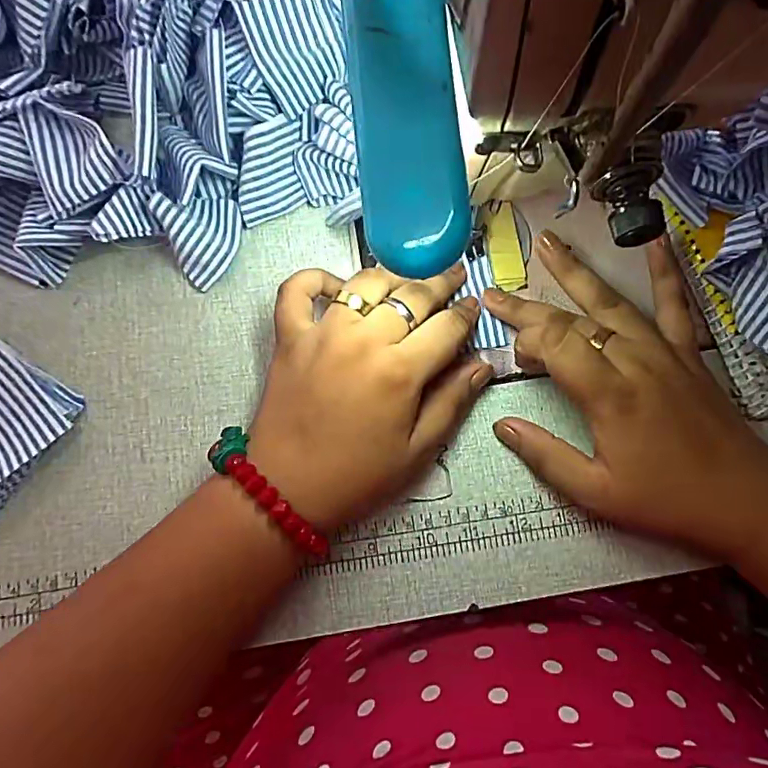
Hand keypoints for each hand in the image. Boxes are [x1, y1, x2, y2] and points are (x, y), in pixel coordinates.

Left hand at [247, 265, 491, 530]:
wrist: (286, 492)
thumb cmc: (358, 477)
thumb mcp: (418, 450)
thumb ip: (453, 401)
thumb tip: (481, 364)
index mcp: (400, 371)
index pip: (447, 326)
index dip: (466, 313)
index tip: (474, 306)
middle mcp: (364, 340)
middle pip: (412, 295)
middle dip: (440, 283)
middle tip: (454, 276)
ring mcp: (322, 333)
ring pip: (365, 283)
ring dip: (392, 277)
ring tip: (407, 280)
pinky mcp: (289, 337)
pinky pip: (298, 290)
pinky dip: (317, 279)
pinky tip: (339, 286)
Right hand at [482, 232, 767, 560]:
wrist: (743, 497)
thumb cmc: (666, 500)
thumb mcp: (596, 493)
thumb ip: (546, 456)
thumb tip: (502, 425)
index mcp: (607, 394)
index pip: (554, 344)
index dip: (526, 340)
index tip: (512, 352)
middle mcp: (633, 360)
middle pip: (574, 321)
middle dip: (530, 307)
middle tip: (495, 294)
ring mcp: (663, 351)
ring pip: (612, 303)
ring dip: (578, 273)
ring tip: (550, 244)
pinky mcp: (688, 352)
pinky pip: (674, 304)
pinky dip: (665, 271)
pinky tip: (656, 240)